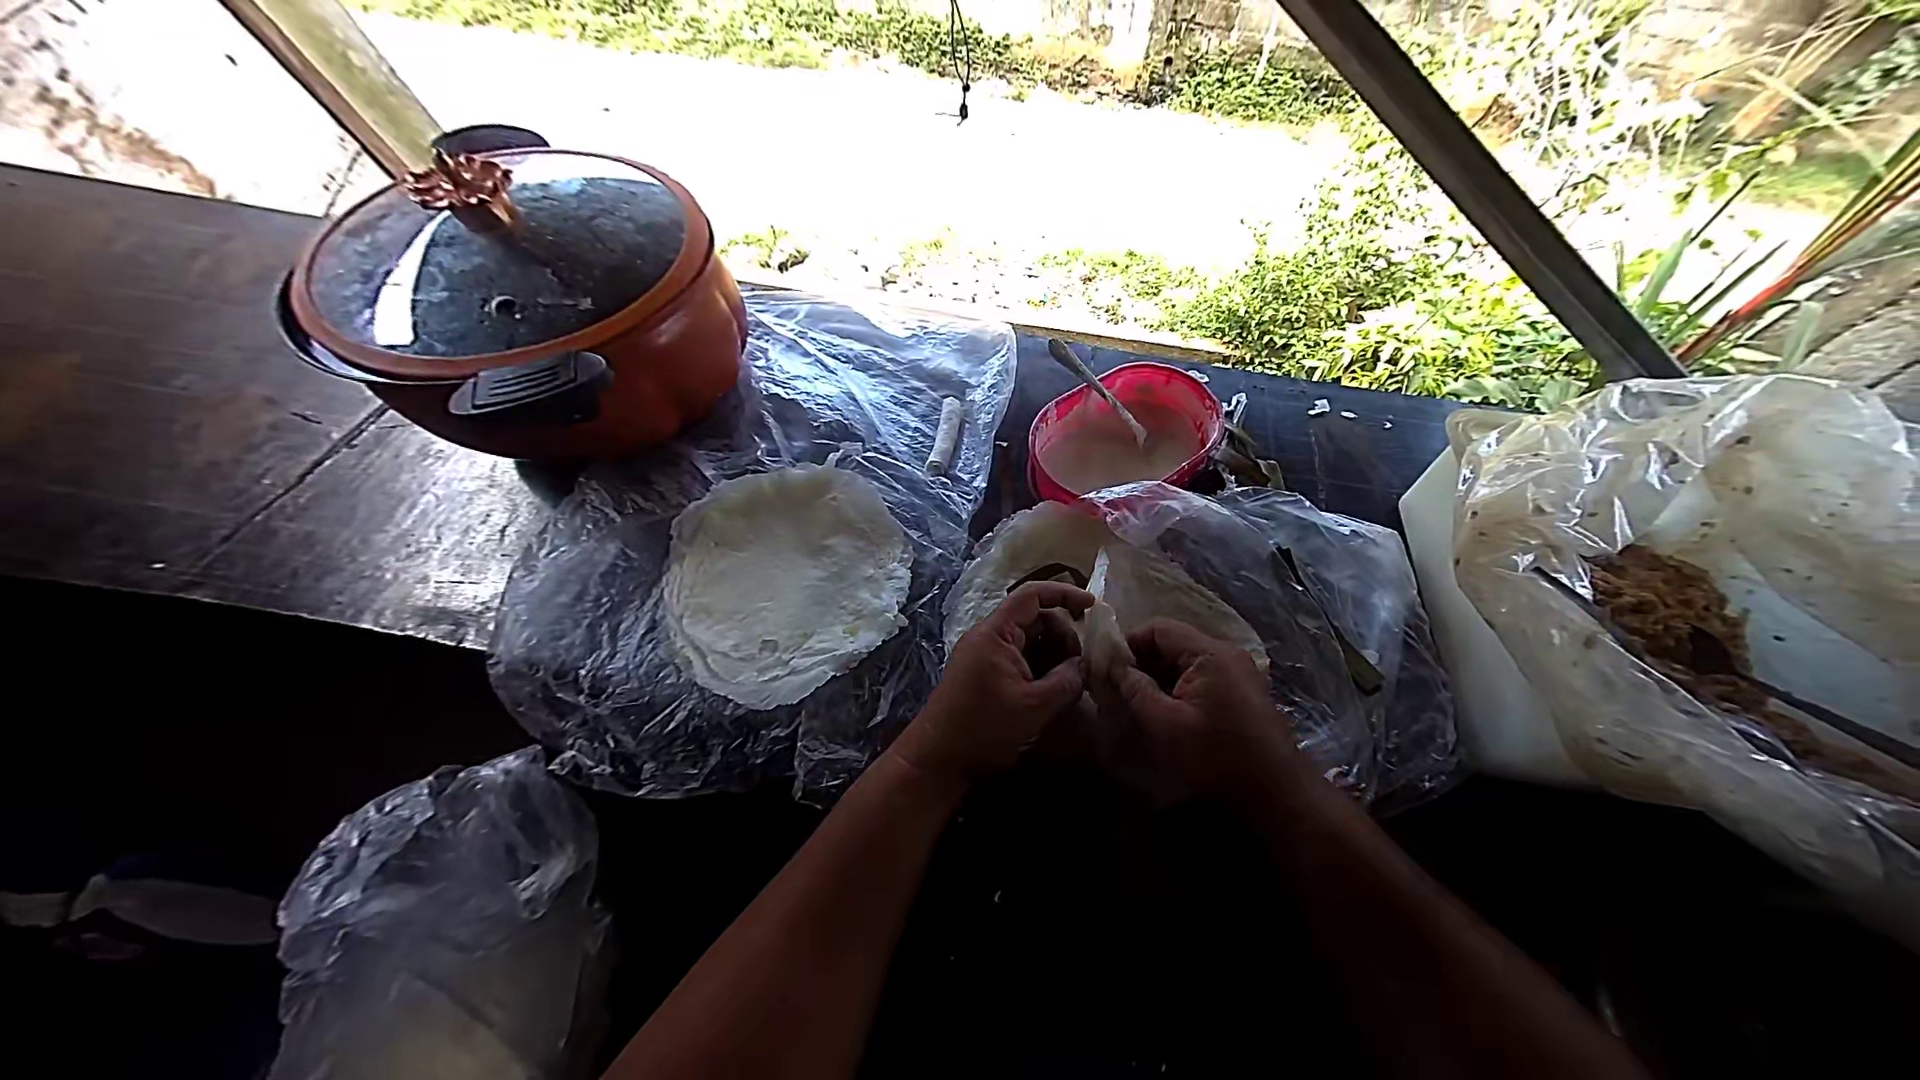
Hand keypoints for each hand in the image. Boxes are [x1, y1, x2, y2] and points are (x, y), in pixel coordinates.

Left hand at [892, 581, 1093, 783]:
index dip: (1064, 594)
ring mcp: (984, 655)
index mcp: (996, 633)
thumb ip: (1066, 681)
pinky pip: (1018, 659)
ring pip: (1029, 641)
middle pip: (1035, 619)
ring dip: (1053, 656)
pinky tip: (1054, 692)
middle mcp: (988, 637)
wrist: (938, 758)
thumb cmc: (984, 728)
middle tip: (1082, 667)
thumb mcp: (1034, 706)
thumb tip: (1084, 666)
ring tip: (1071, 683)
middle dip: (1063, 636)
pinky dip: (1039, 669)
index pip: (1032, 595)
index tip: (1093, 607)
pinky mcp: (984, 674)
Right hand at [1106, 618, 1294, 798]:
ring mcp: (1237, 671)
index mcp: (1210, 653)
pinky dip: (1177, 686)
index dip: (1128, 643)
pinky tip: (1162, 709)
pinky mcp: (1240, 690)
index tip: (1107, 667)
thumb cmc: (1215, 755)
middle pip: (1172, 642)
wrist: (1273, 791)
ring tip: (1135, 699)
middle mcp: (1226, 653)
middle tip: (1117, 685)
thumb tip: (1112, 666)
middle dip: (1141, 661)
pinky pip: (1199, 675)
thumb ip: (1135, 688)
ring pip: (1184, 660)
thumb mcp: (1164, 722)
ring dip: (1158, 675)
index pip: (1159, 628)